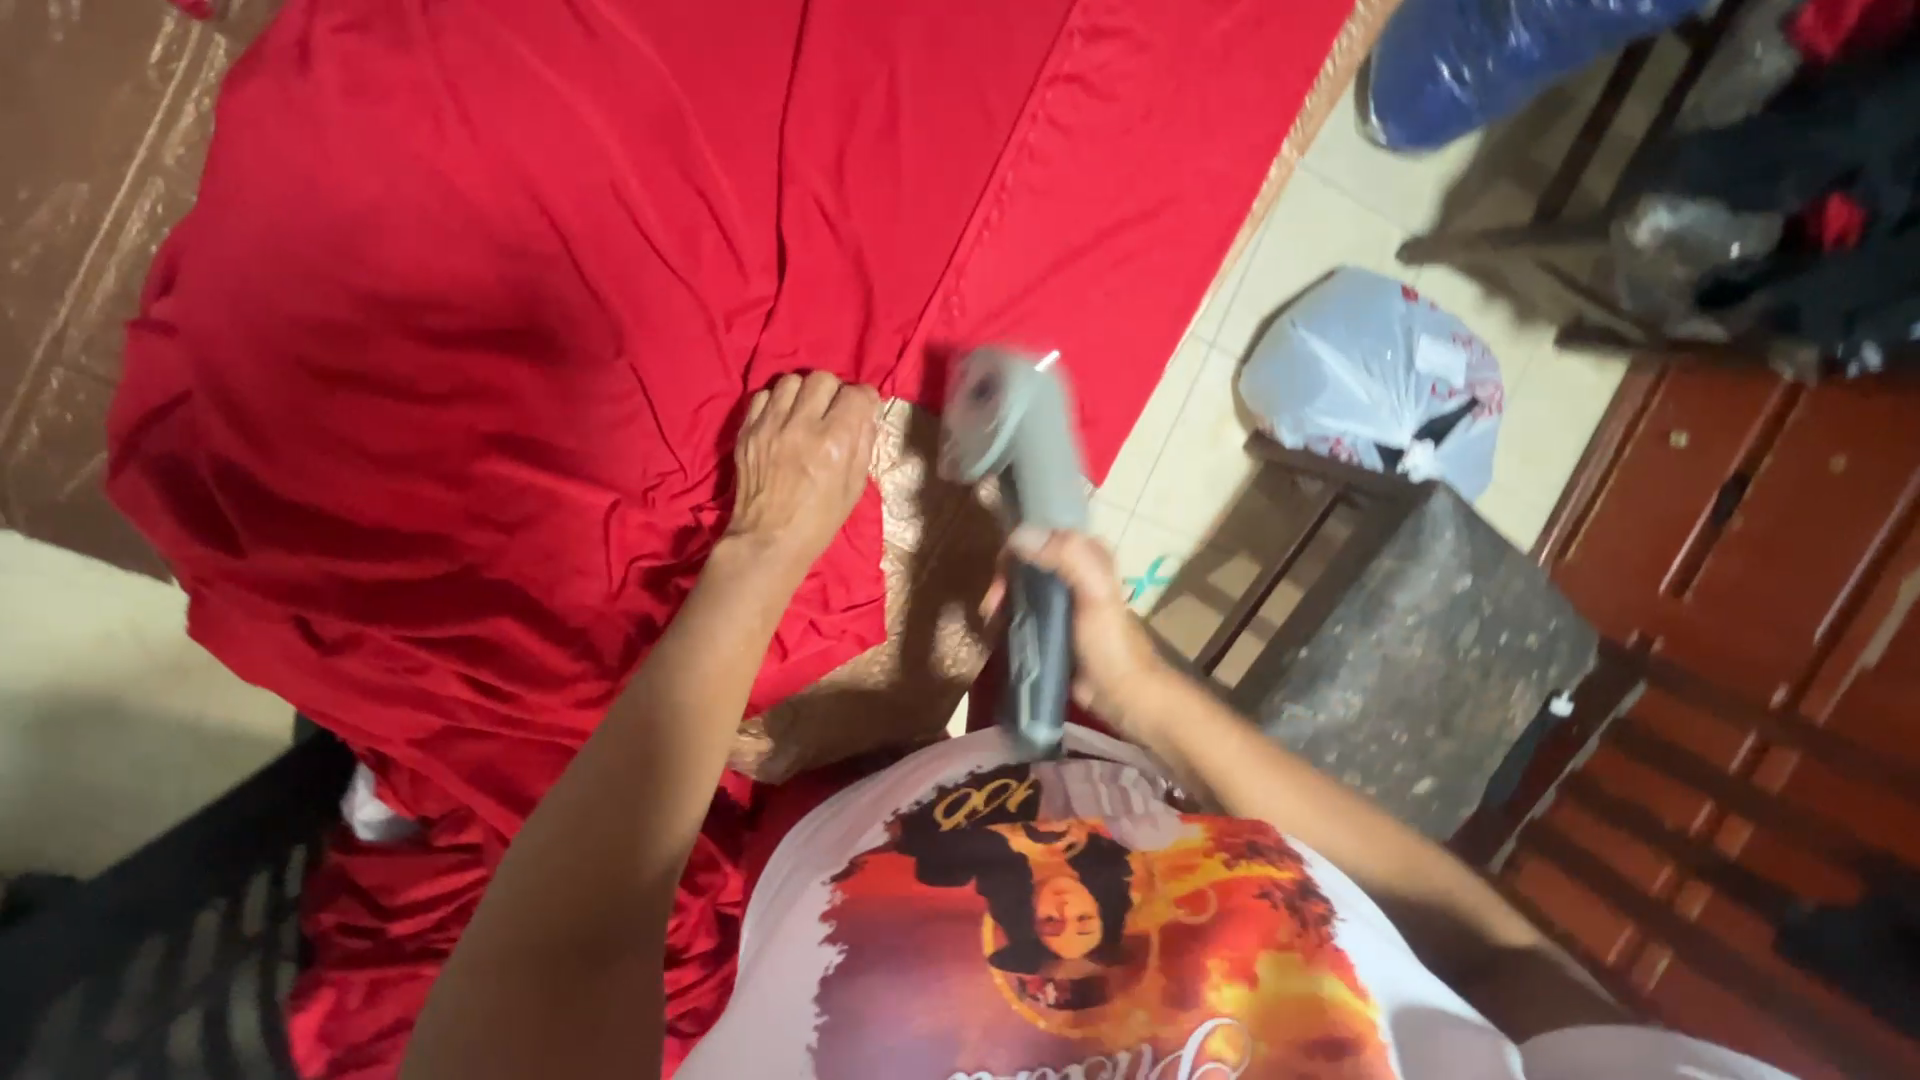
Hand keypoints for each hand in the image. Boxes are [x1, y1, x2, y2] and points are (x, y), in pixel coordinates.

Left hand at [726, 372, 879, 580]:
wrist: (768, 540)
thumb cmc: (819, 521)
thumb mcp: (855, 487)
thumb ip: (863, 444)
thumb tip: (866, 414)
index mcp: (833, 443)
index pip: (856, 394)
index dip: (864, 400)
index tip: (862, 410)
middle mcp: (801, 426)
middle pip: (823, 379)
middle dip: (834, 392)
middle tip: (832, 412)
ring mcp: (769, 426)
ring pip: (791, 381)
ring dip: (803, 393)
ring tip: (805, 413)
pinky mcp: (747, 431)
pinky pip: (763, 395)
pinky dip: (776, 402)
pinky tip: (782, 421)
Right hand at [986, 527, 1178, 737]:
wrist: (1121, 694)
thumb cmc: (1110, 643)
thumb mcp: (1095, 593)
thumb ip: (1066, 558)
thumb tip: (1018, 536)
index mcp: (1089, 555)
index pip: (1044, 533)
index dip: (1017, 547)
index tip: (1001, 573)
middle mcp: (1075, 571)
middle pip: (1027, 561)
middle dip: (1004, 579)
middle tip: (993, 606)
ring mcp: (1062, 600)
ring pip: (1022, 586)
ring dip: (1002, 600)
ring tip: (992, 623)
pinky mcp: (1053, 626)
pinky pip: (1024, 611)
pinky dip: (1007, 616)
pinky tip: (998, 632)